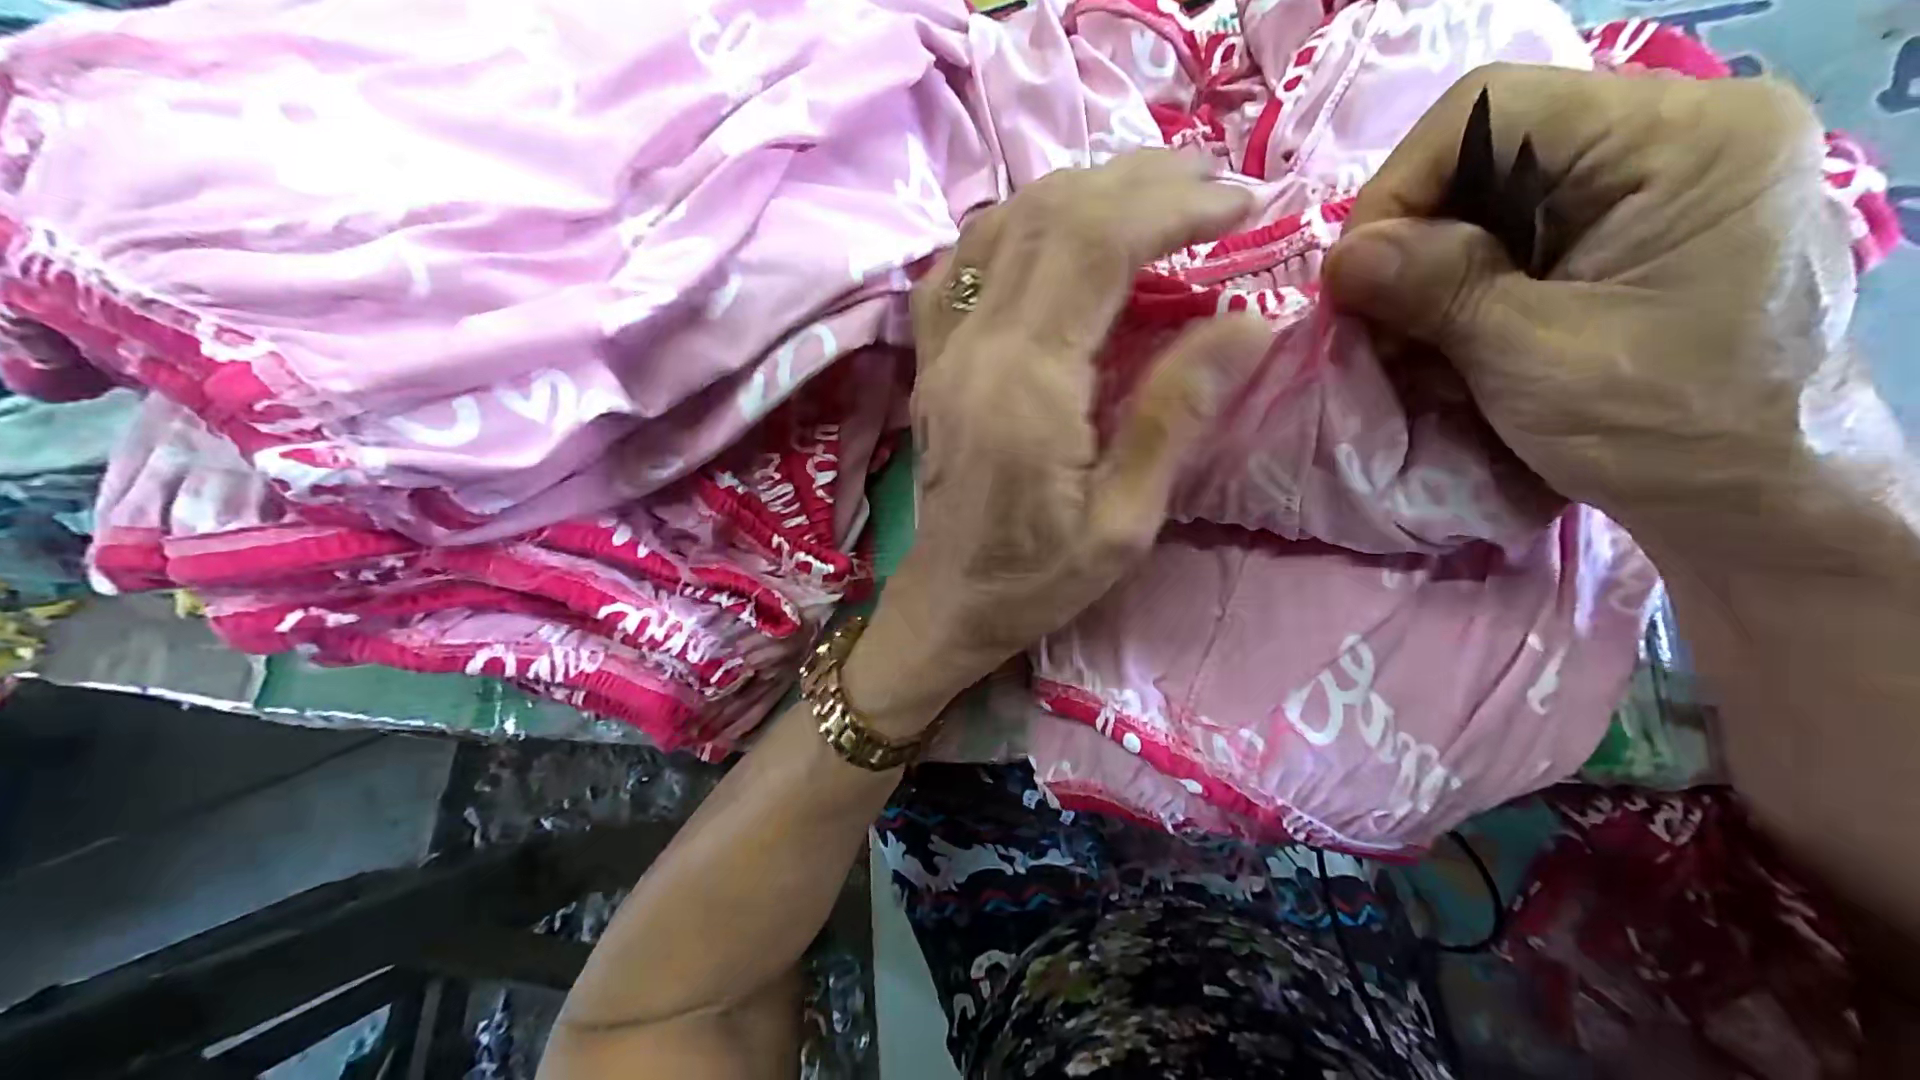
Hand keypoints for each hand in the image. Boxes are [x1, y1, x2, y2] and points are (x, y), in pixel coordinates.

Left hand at [844, 151, 1269, 732]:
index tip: (1242, 205)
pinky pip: (964, 262)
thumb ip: (1176, 416)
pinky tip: (1058, 228)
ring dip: (1083, 191)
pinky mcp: (931, 358)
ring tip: (1153, 193)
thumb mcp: (1124, 522)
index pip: (1094, 248)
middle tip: (1211, 186)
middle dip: (1139, 182)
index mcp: (1027, 387)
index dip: (1172, 206)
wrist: (948, 602)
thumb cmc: (1037, 579)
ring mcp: (942, 348)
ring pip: (1004, 225)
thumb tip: (1253, 320)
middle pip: (1050, 217)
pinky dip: (1018, 224)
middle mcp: (974, 348)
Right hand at [1323, 64, 1907, 555]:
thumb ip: (1439, 292)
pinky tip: (1450, 338)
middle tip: (1381, 321)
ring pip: (1481, 199)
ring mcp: (1646, 186)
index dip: (1399, 188)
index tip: (1360, 278)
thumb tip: (1341, 257)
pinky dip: (1456, 288)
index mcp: (1680, 139)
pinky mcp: (1621, 234)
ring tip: (1414, 341)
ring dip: (1426, 272)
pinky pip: (1505, 236)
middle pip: (1480, 152)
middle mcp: (1670, 137)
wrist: (1750, 495)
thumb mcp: (1534, 358)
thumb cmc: (1663, 426)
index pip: (1488, 109)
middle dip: (1409, 240)